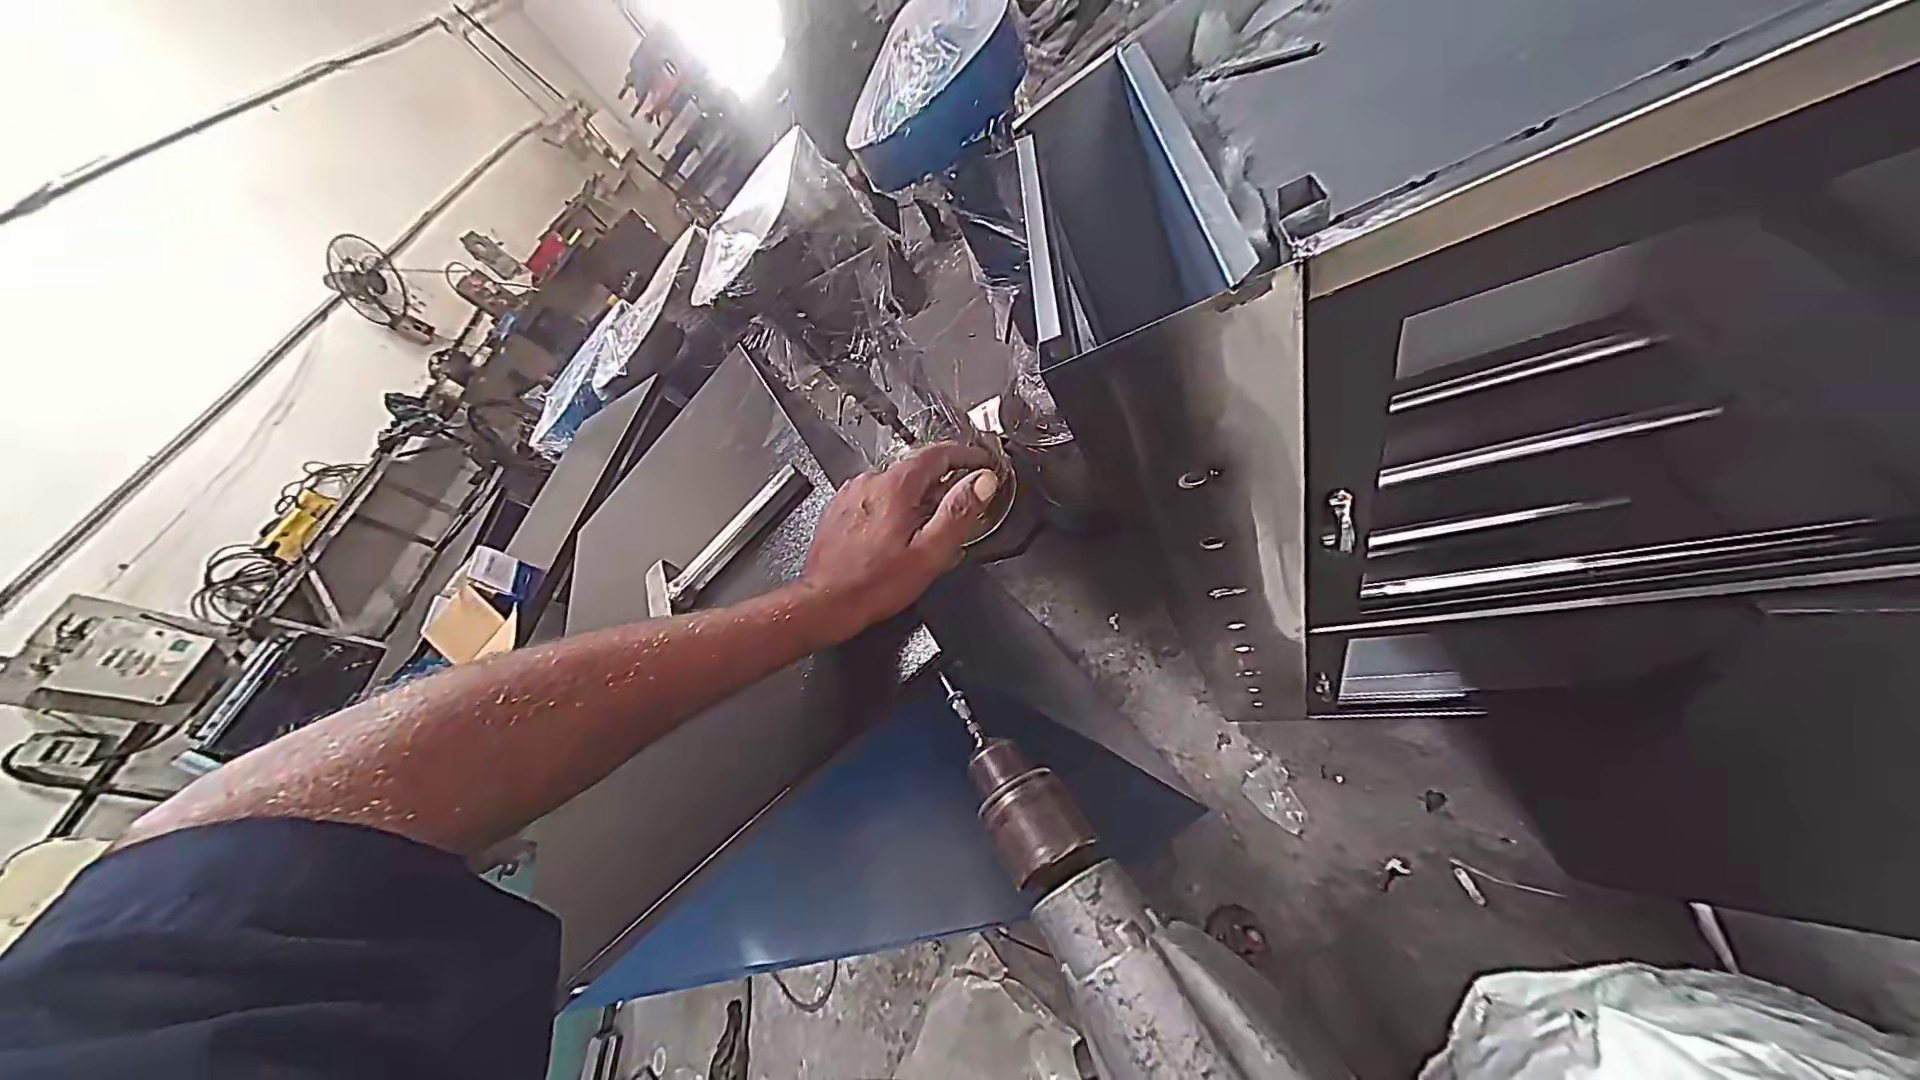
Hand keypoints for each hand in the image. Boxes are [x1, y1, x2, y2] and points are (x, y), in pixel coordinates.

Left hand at [798, 441, 998, 639]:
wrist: (826, 602)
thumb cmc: (872, 584)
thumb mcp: (929, 552)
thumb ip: (959, 512)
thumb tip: (982, 483)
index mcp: (896, 486)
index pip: (940, 452)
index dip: (968, 456)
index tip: (982, 464)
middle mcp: (871, 482)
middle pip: (919, 468)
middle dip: (944, 484)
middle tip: (962, 506)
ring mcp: (853, 493)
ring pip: (897, 484)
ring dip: (918, 499)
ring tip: (928, 531)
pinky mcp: (842, 508)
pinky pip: (877, 498)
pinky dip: (895, 508)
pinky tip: (898, 537)